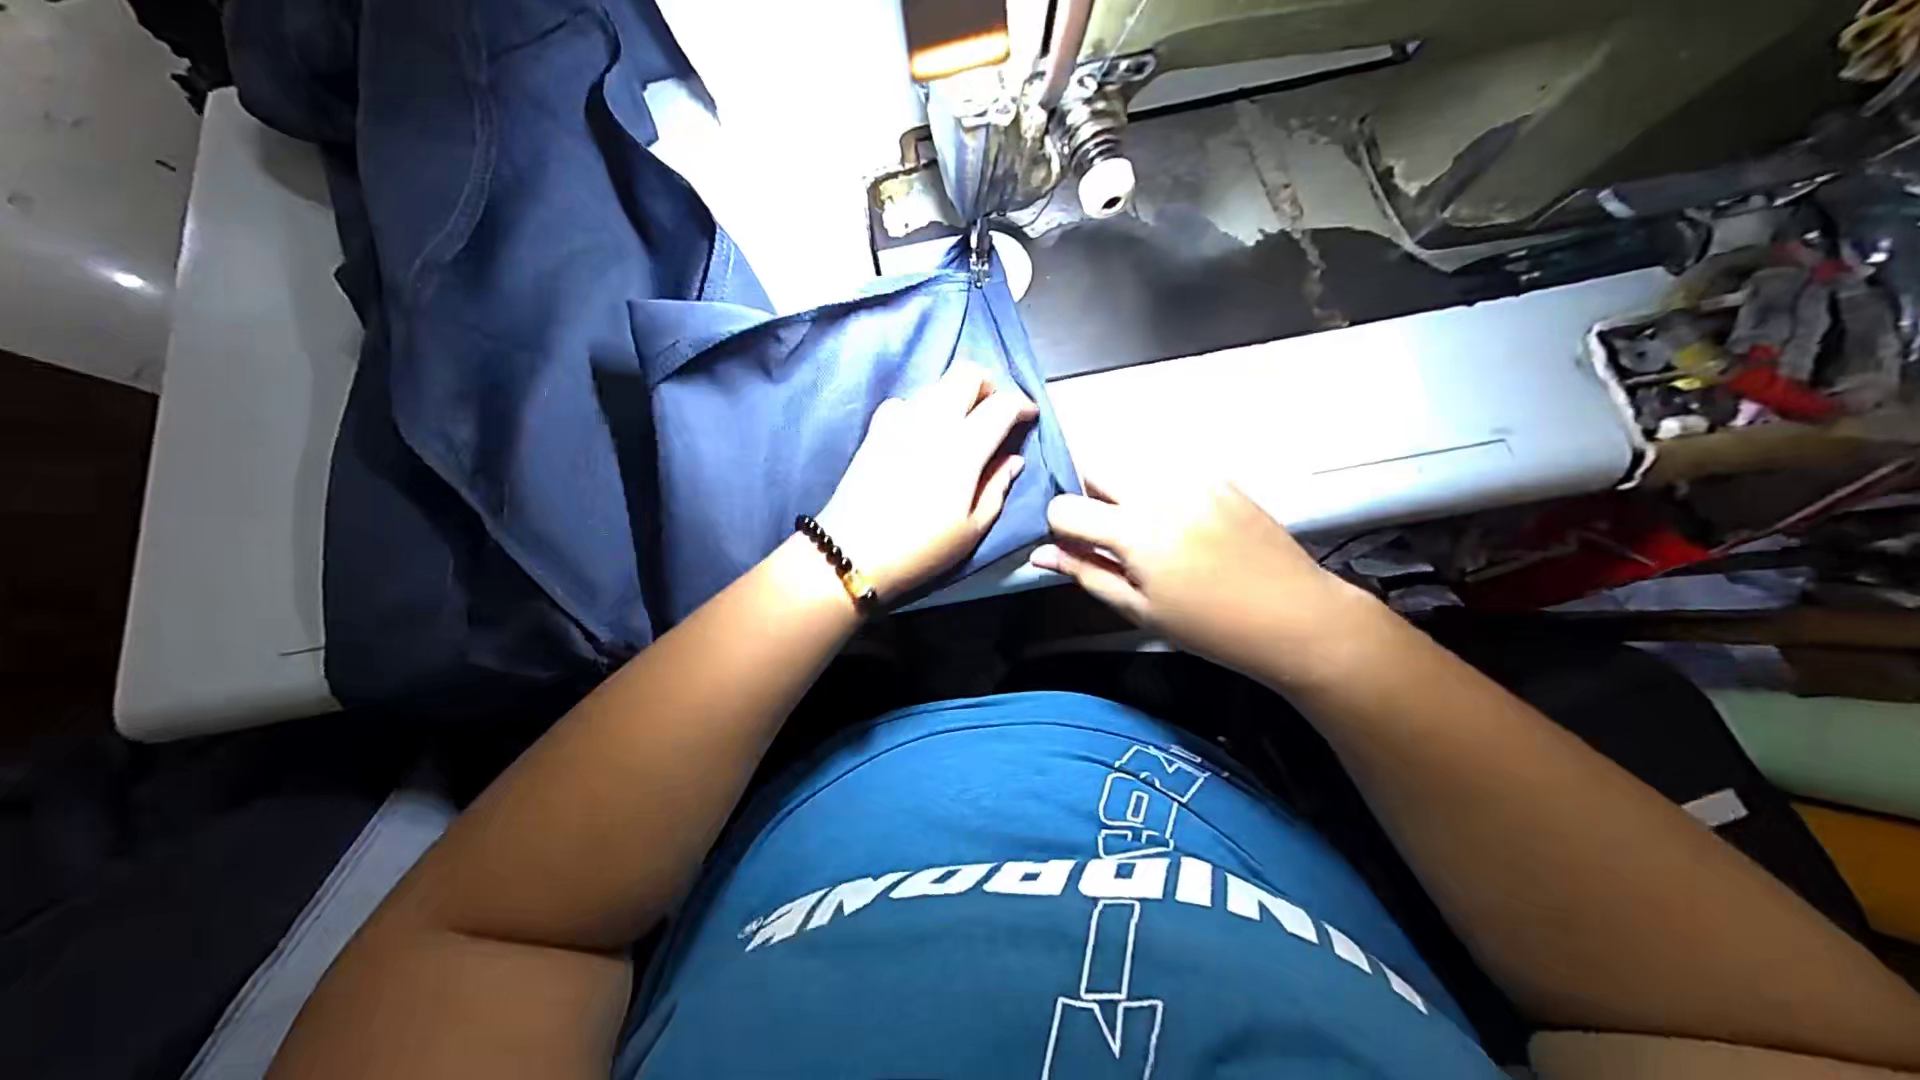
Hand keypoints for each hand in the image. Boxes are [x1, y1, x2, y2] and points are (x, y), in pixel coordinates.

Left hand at [815, 362, 1037, 601]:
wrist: (852, 553)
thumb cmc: (920, 549)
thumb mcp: (972, 529)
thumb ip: (997, 487)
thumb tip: (1012, 460)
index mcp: (964, 445)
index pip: (1003, 404)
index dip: (1022, 405)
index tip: (1029, 417)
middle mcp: (933, 420)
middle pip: (966, 373)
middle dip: (988, 384)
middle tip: (994, 411)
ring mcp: (900, 420)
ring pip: (936, 383)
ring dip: (956, 394)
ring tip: (962, 424)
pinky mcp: (875, 429)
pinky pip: (905, 401)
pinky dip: (922, 408)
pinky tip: (922, 433)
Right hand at [1031, 474, 1386, 686]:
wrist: (1292, 615)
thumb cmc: (1208, 626)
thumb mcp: (1138, 609)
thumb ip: (1086, 573)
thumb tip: (1041, 554)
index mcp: (1135, 532)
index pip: (1065, 505)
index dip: (1060, 527)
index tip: (1077, 546)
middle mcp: (1159, 493)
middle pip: (1095, 468)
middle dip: (1089, 495)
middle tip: (1108, 534)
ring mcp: (1193, 480)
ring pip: (1132, 466)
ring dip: (1122, 489)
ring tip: (1146, 530)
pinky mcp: (1219, 479)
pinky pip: (1168, 471)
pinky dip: (1157, 489)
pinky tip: (1180, 524)